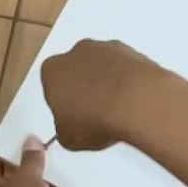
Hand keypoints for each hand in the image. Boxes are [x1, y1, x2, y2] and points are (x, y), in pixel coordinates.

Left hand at [0, 137, 68, 186]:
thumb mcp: (27, 176)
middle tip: (41, 135)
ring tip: (56, 147)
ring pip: (32, 185)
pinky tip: (68, 170)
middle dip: (26, 156)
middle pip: (12, 172)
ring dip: (43, 171)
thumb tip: (31, 139)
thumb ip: (30, 157)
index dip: (4, 144)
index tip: (18, 129)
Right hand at [41, 40, 170, 151]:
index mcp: (52, 70)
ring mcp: (106, 48)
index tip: (72, 116)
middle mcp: (76, 52)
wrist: (136, 102)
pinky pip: (125, 68)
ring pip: (102, 66)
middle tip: (94, 112)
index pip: (52, 85)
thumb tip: (71, 129)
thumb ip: (64, 128)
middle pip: (77, 70)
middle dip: (84, 87)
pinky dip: (128, 81)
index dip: (62, 102)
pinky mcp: (132, 51)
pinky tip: (132, 101)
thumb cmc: (95, 118)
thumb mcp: (68, 138)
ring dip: (107, 83)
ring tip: (116, 109)